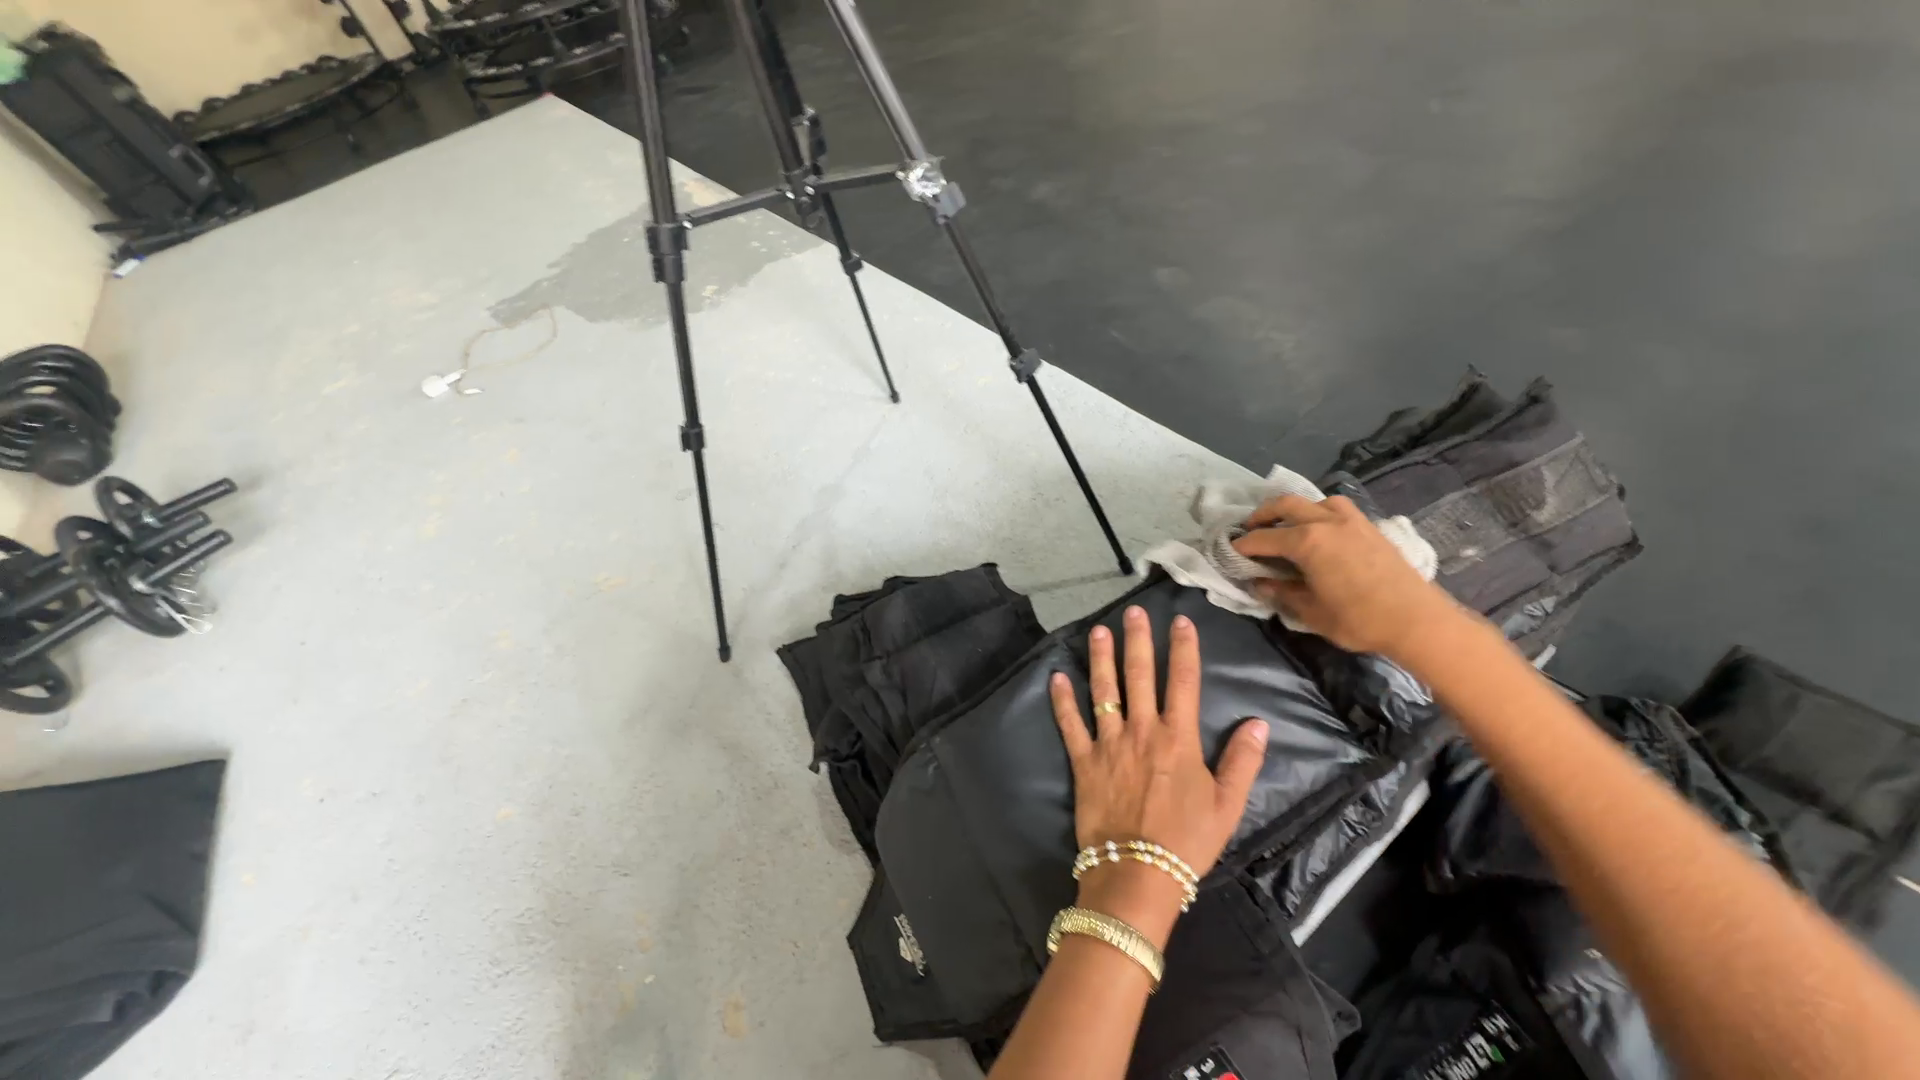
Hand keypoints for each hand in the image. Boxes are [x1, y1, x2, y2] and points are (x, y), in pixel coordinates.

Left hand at [1048, 606, 1268, 936]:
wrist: (1138, 872)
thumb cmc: (1187, 841)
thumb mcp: (1228, 805)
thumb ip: (1242, 760)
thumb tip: (1258, 722)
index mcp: (1179, 738)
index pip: (1184, 681)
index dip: (1184, 648)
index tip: (1181, 621)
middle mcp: (1142, 730)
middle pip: (1140, 675)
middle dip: (1138, 640)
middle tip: (1133, 612)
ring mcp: (1109, 743)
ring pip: (1104, 690)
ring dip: (1100, 658)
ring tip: (1098, 631)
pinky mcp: (1083, 761)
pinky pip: (1070, 724)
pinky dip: (1062, 700)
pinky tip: (1055, 677)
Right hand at [1231, 494, 1458, 656]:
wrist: (1417, 620)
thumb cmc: (1359, 620)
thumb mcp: (1311, 613)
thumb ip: (1282, 593)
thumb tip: (1258, 582)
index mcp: (1307, 542)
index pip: (1264, 538)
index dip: (1243, 545)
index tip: (1230, 551)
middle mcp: (1326, 521)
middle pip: (1286, 505)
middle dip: (1262, 515)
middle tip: (1249, 530)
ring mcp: (1351, 520)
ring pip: (1314, 502)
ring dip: (1294, 510)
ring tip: (1286, 526)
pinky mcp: (1369, 527)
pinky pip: (1337, 508)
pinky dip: (1320, 512)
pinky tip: (1321, 530)